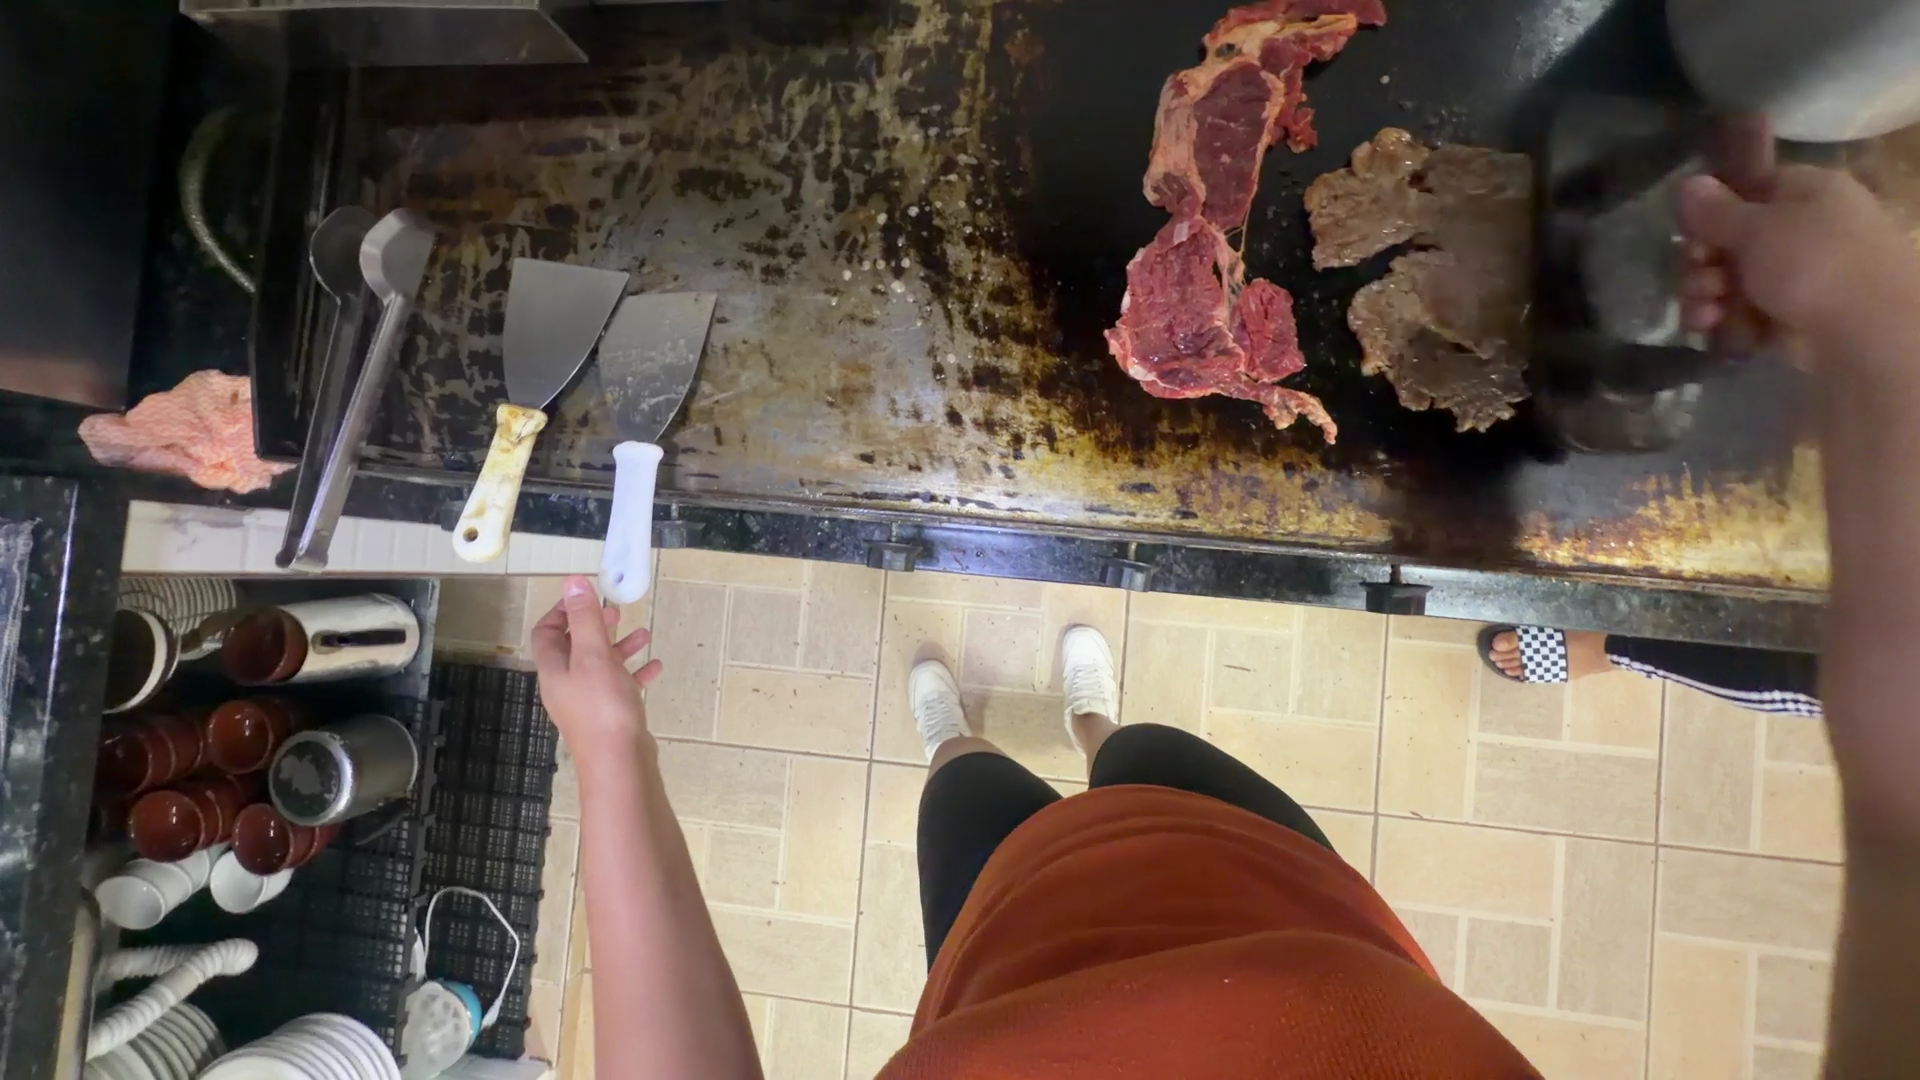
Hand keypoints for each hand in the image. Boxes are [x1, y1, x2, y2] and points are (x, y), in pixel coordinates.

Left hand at [530, 575, 663, 751]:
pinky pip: (621, 685)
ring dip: (620, 646)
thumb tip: (573, 582)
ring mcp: (588, 701)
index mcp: (555, 669)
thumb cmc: (603, 706)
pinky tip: (655, 666)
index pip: (547, 632)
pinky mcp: (610, 713)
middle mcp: (567, 684)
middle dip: (595, 626)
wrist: (618, 761)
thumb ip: (586, 619)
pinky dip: (636, 671)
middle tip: (616, 611)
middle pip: (575, 647)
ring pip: (601, 664)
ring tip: (644, 634)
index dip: (563, 611)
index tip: (588, 596)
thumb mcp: (594, 656)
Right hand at [1677, 163, 1919, 361]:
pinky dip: (1717, 318)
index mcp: (1805, 194)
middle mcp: (1797, 228)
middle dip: (1700, 264)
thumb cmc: (1814, 261)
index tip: (1692, 232)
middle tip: (1702, 276)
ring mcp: (1787, 271)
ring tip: (1709, 311)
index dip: (1711, 212)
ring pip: (1719, 278)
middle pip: (1723, 240)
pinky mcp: (1776, 308)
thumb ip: (1716, 209)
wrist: (1862, 325)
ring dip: (1702, 295)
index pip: (1745, 190)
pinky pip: (1729, 308)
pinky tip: (1715, 325)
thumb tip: (1688, 182)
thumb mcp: (1758, 227)